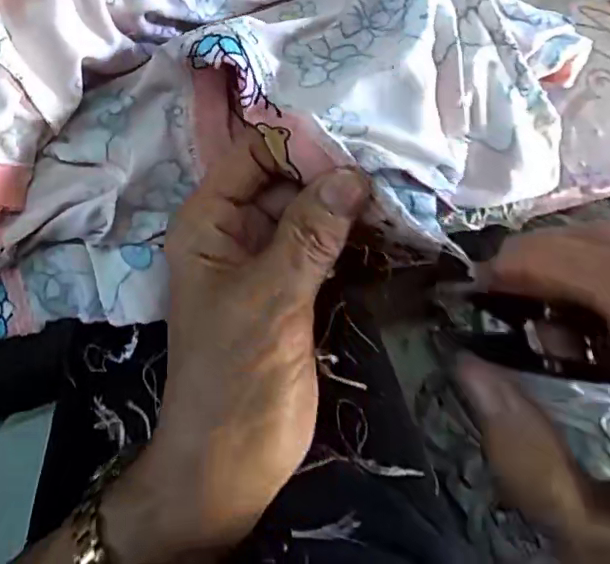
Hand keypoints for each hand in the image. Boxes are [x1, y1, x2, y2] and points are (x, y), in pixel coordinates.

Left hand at [100, 135, 370, 561]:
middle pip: (283, 181)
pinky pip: (321, 247)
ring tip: (403, 190)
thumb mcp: (271, 300)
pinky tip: (392, 229)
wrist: (227, 468)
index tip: (355, 142)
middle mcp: (232, 230)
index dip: (297, 145)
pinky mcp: (290, 288)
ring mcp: (262, 259)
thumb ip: (309, 236)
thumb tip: (352, 174)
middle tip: (394, 165)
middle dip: (331, 173)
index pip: (250, 157)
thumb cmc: (235, 379)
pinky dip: (351, 238)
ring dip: (347, 205)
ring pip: (307, 213)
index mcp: (207, 220)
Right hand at [454, 223, 609, 563]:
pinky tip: (569, 334)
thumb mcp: (590, 546)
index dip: (563, 260)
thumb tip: (467, 364)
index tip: (494, 275)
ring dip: (577, 272)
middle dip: (557, 253)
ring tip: (519, 305)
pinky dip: (604, 297)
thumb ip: (525, 456)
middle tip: (493, 282)